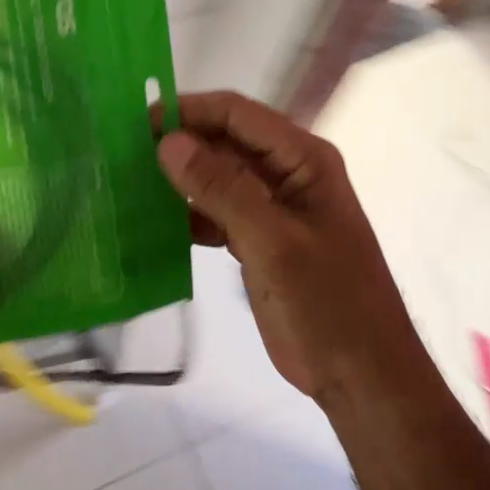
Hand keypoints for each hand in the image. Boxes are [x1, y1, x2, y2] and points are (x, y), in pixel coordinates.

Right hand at [156, 91, 405, 402]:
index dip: (190, 111)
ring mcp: (274, 206)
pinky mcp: (260, 239)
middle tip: (125, 150)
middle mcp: (288, 173)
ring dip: (181, 178)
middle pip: (226, 140)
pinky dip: (190, 213)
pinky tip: (155, 221)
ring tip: (131, 180)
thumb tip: (168, 141)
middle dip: (180, 142)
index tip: (140, 122)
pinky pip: (218, 210)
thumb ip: (222, 188)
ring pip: (218, 175)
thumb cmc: (328, 303)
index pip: (238, 114)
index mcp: (303, 159)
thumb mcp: (273, 243)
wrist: (363, 378)